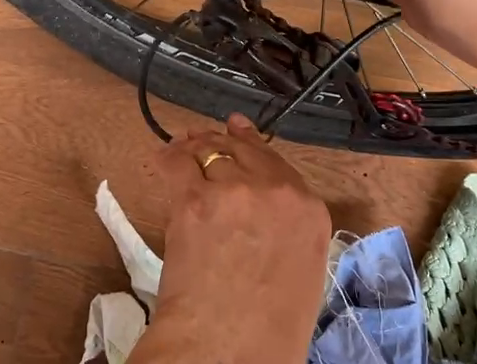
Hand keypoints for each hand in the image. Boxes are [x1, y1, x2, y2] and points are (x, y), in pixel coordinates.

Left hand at [134, 114, 330, 363]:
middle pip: (244, 150)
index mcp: (311, 212)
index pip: (278, 163)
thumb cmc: (270, 333)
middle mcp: (277, 191)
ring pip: (210, 152)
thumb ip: (290, 232)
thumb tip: (268, 220)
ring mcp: (235, 191)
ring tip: (183, 150)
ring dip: (196, 150)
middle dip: (224, 144)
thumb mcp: (303, 275)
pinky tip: (164, 158)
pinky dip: (170, 158)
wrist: (227, 353)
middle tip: (205, 142)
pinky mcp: (194, 200)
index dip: (254, 147)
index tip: (239, 134)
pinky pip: (178, 164)